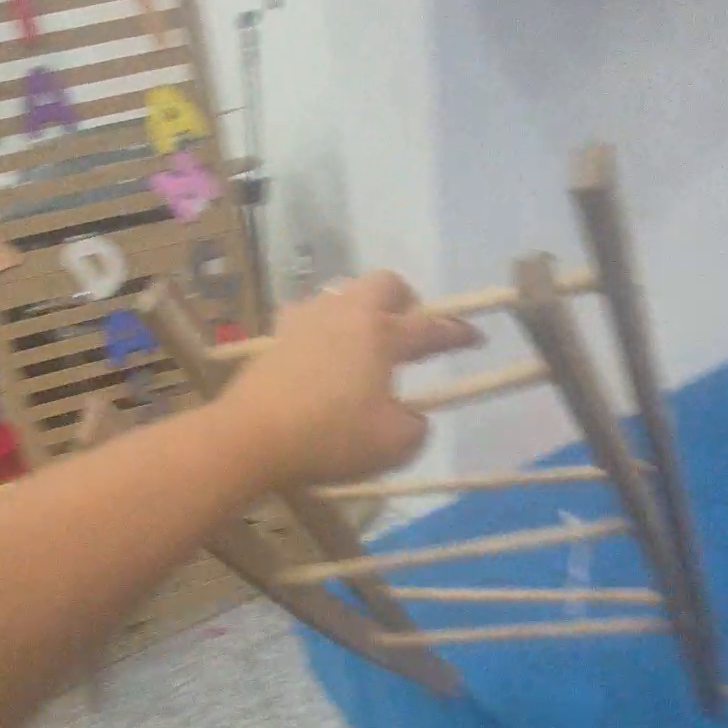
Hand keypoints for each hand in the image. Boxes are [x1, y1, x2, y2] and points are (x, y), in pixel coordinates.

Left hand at [215, 271, 482, 486]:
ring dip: (360, 309)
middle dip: (405, 299)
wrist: (252, 435)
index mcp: (380, 333)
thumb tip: (411, 416)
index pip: (430, 326)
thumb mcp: (392, 444)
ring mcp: (305, 320)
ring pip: (341, 293)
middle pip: (383, 284)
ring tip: (364, 339)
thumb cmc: (330, 436)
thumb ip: (415, 426)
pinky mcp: (275, 337)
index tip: (475, 336)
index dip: (457, 331)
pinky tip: (321, 352)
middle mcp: (345, 313)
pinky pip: (308, 317)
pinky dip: (325, 328)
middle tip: (411, 326)